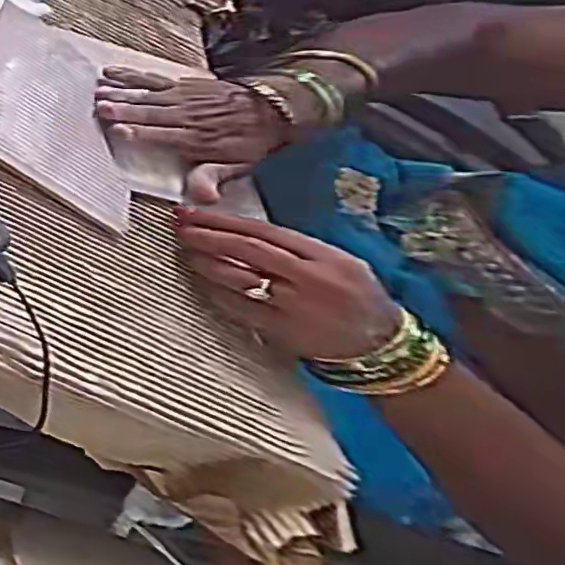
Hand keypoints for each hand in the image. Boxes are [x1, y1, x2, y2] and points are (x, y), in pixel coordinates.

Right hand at [95, 68, 289, 202]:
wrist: (273, 109)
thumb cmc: (246, 142)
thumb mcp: (237, 167)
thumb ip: (213, 178)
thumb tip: (202, 197)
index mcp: (197, 140)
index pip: (164, 136)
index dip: (142, 133)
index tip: (120, 131)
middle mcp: (187, 116)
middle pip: (151, 113)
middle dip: (126, 110)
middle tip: (102, 108)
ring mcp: (183, 97)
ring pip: (148, 95)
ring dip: (122, 93)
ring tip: (99, 92)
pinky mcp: (181, 83)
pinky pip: (152, 78)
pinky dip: (130, 75)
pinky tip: (111, 73)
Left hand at [175, 208, 401, 359]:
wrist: (384, 351)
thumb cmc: (356, 300)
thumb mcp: (340, 264)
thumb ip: (293, 247)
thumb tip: (235, 228)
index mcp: (329, 259)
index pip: (265, 231)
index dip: (222, 220)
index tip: (192, 213)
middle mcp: (313, 280)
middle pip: (247, 250)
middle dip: (207, 236)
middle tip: (180, 227)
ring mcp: (296, 307)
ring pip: (237, 277)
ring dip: (205, 262)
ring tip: (186, 251)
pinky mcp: (281, 330)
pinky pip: (236, 305)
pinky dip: (214, 291)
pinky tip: (201, 281)